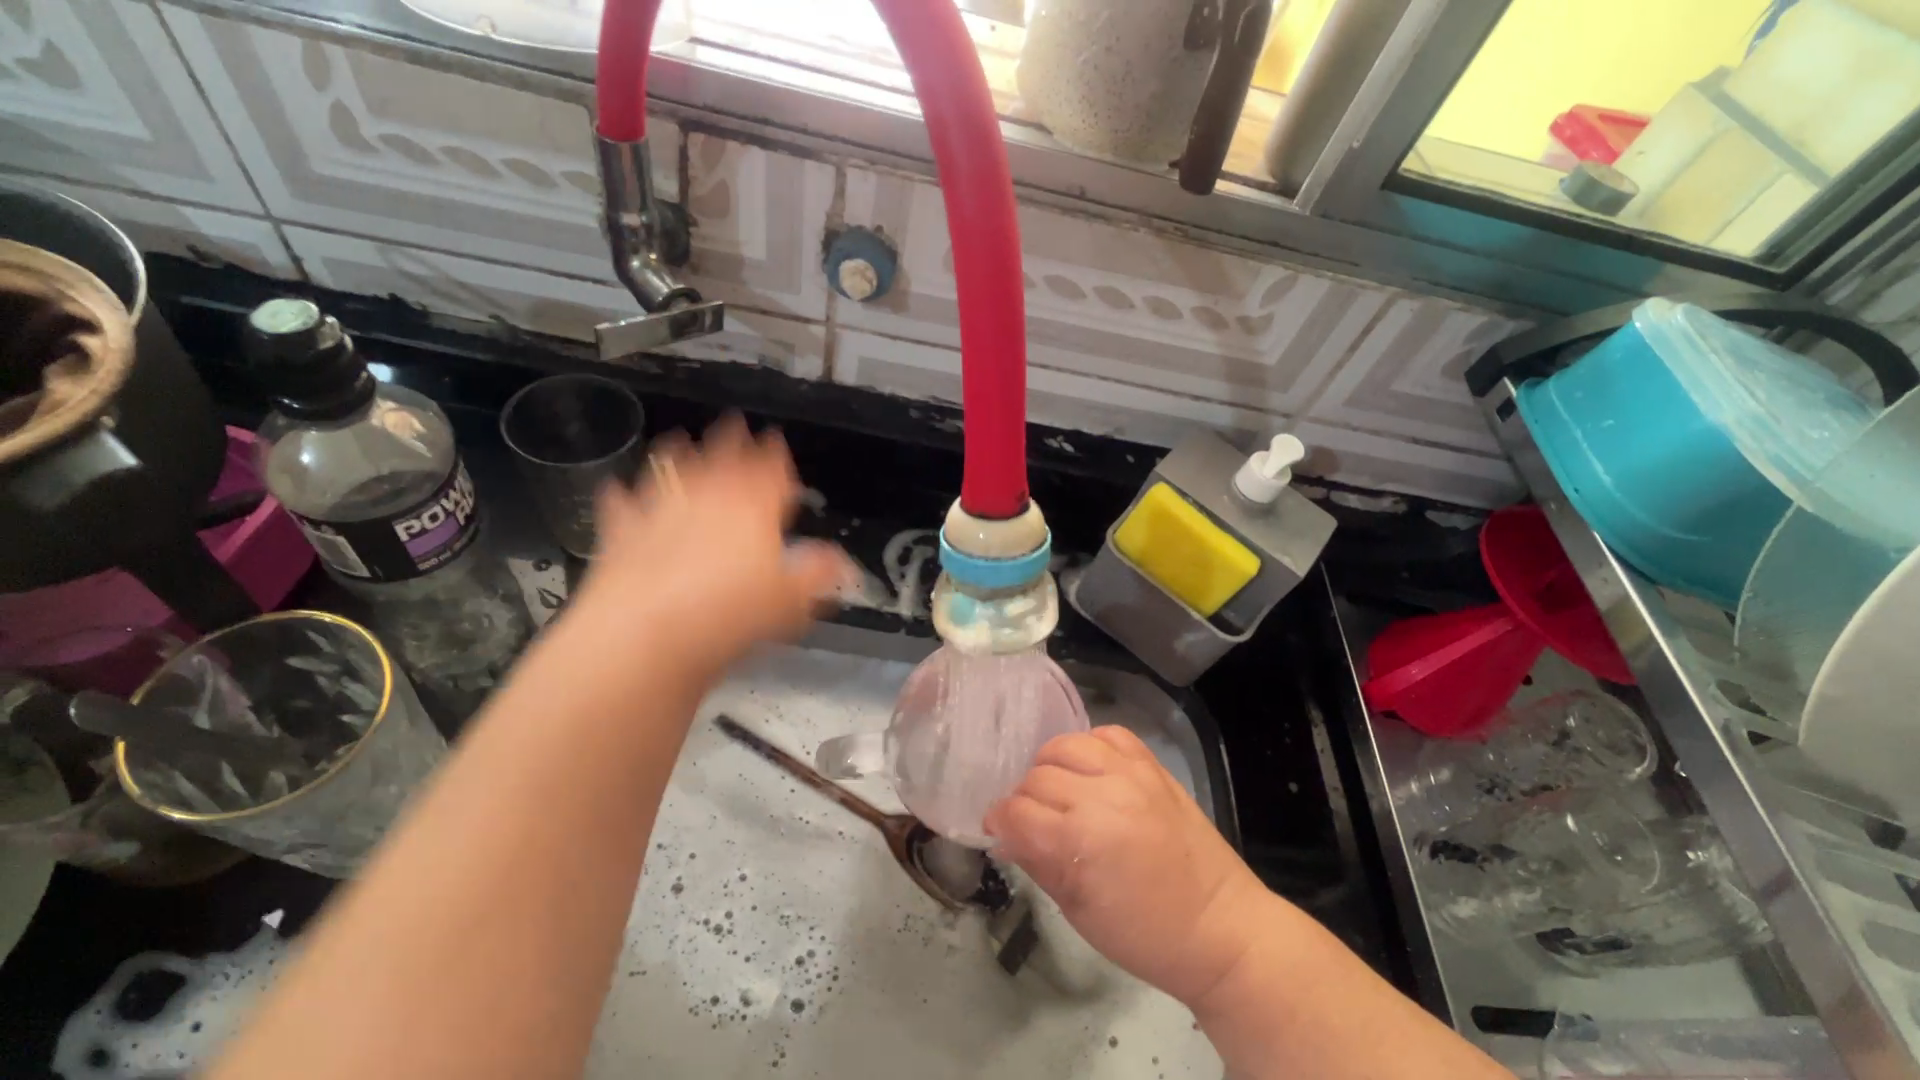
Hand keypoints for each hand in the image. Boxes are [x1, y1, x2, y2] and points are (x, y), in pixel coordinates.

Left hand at [571, 414, 855, 680]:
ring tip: (681, 441)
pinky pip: (623, 504)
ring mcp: (661, 508)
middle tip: (736, 424)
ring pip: (673, 469)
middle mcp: (708, 497)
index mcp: (755, 508)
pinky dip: (623, 497)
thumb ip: (818, 575)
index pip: (772, 471)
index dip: (777, 456)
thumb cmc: (730, 615)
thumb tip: (840, 562)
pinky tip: (619, 491)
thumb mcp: (791, 603)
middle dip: (733, 441)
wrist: (648, 630)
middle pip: (724, 458)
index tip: (777, 443)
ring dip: (680, 454)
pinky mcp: (622, 529)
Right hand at [983, 727, 1271, 1008]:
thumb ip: (1036, 863)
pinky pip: (1109, 735)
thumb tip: (1004, 836)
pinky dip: (1090, 749)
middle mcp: (1104, 794)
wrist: (1220, 927)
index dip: (999, 824)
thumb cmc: (1144, 935)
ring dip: (1051, 769)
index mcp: (1081, 839)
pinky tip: (1090, 774)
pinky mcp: (1154, 767)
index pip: (1015, 812)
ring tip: (1059, 794)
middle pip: (1035, 778)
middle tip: (1032, 826)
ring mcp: (1132, 774)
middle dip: (1024, 802)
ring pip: (1065, 746)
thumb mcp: (1077, 911)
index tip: (1001, 836)